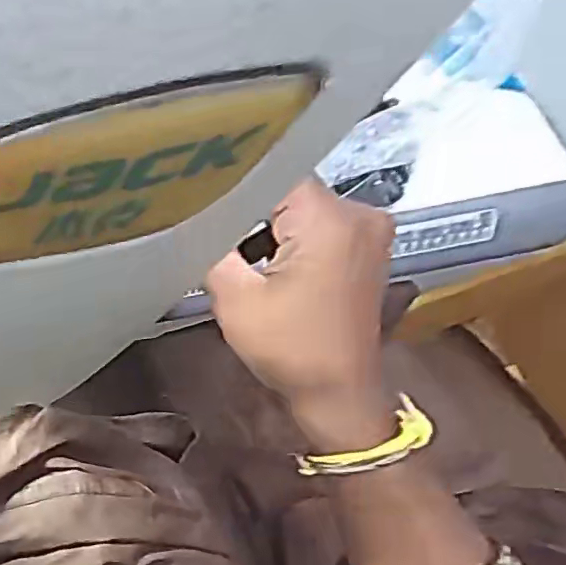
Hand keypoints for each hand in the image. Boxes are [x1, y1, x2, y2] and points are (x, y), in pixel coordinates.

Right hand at [206, 177, 397, 449]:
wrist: (338, 389)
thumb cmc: (287, 347)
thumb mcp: (234, 300)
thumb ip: (212, 251)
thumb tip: (195, 220)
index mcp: (330, 219)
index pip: (273, 176)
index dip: (233, 189)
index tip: (200, 205)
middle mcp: (360, 213)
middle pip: (289, 192)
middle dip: (248, 215)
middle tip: (212, 241)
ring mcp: (370, 230)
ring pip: (302, 211)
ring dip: (267, 230)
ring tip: (238, 261)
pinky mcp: (367, 249)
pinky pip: (318, 228)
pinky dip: (289, 242)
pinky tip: (267, 270)